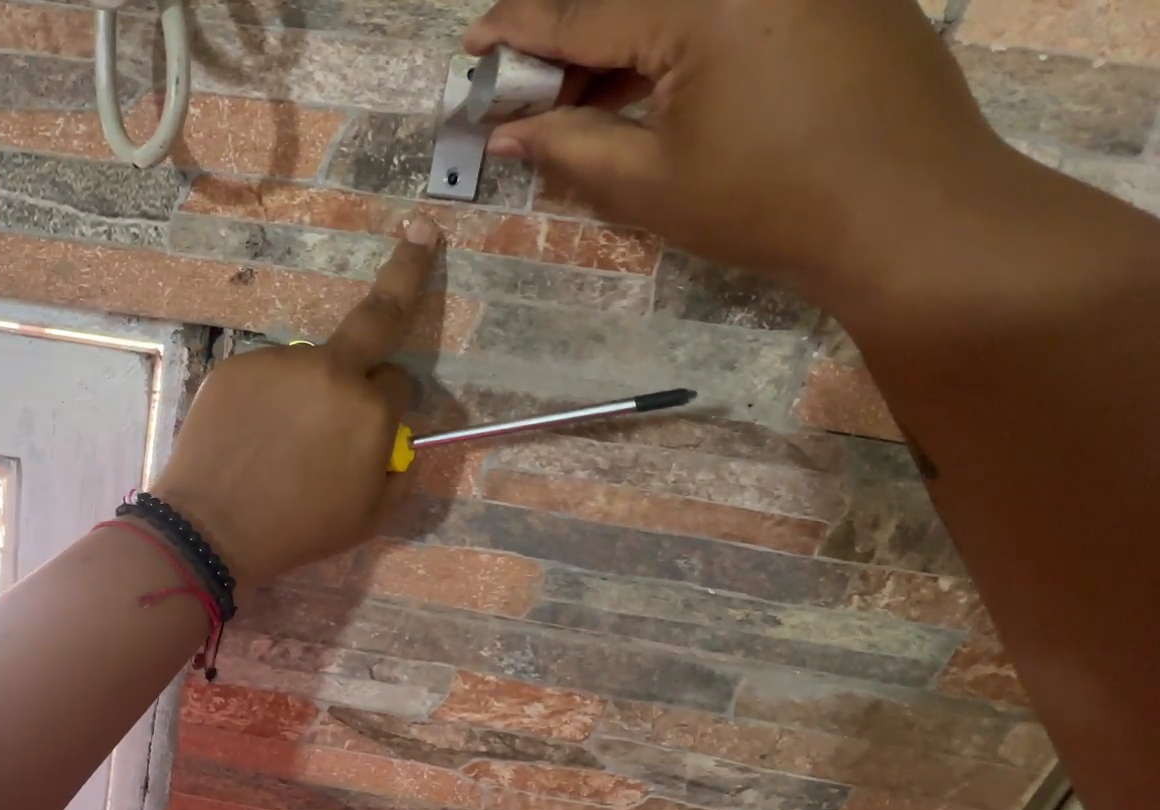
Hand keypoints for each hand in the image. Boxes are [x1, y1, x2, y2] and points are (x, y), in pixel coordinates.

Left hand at [150, 217, 438, 590]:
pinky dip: (264, 397)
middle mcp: (329, 370)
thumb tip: (402, 443)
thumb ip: (400, 473)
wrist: (209, 529)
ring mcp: (277, 362)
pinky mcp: (234, 366)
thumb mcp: (368, 519)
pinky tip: (248, 433)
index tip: (378, 419)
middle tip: (420, 233)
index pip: (400, 381)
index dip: (389, 404)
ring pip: (309, 363)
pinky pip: (264, 376)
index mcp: (371, 409)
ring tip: (274, 440)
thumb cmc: (295, 530)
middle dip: (407, 270)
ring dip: (306, 387)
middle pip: (375, 319)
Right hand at [465, 0, 1022, 300]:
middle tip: (522, 88)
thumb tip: (506, 131)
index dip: (518, 29)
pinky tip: (645, 84)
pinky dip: (673, 39)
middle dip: (566, 40)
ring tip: (575, 99)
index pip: (584, 12)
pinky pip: (726, 7)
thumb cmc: (765, 206)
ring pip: (677, 2)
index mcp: (706, 2)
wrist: (911, 215)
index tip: (470, 40)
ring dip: (618, 42)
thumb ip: (567, 145)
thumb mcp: (646, 184)